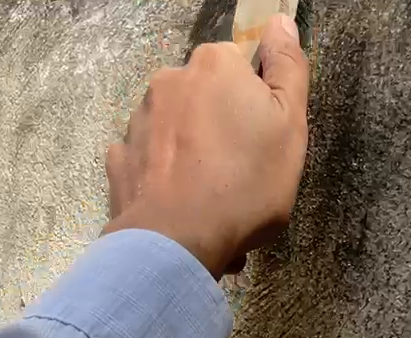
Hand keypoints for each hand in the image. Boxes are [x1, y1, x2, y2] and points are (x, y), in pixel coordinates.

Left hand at [103, 14, 309, 277]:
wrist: (178, 241)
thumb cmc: (244, 186)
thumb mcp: (289, 127)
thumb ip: (289, 70)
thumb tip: (280, 23)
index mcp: (214, 66)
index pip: (240, 69)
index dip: (255, 107)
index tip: (262, 143)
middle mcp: (170, 81)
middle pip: (204, 101)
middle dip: (221, 133)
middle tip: (240, 181)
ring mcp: (139, 121)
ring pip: (176, 135)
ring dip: (193, 162)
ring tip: (211, 206)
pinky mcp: (120, 162)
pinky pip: (148, 165)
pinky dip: (163, 183)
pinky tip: (180, 211)